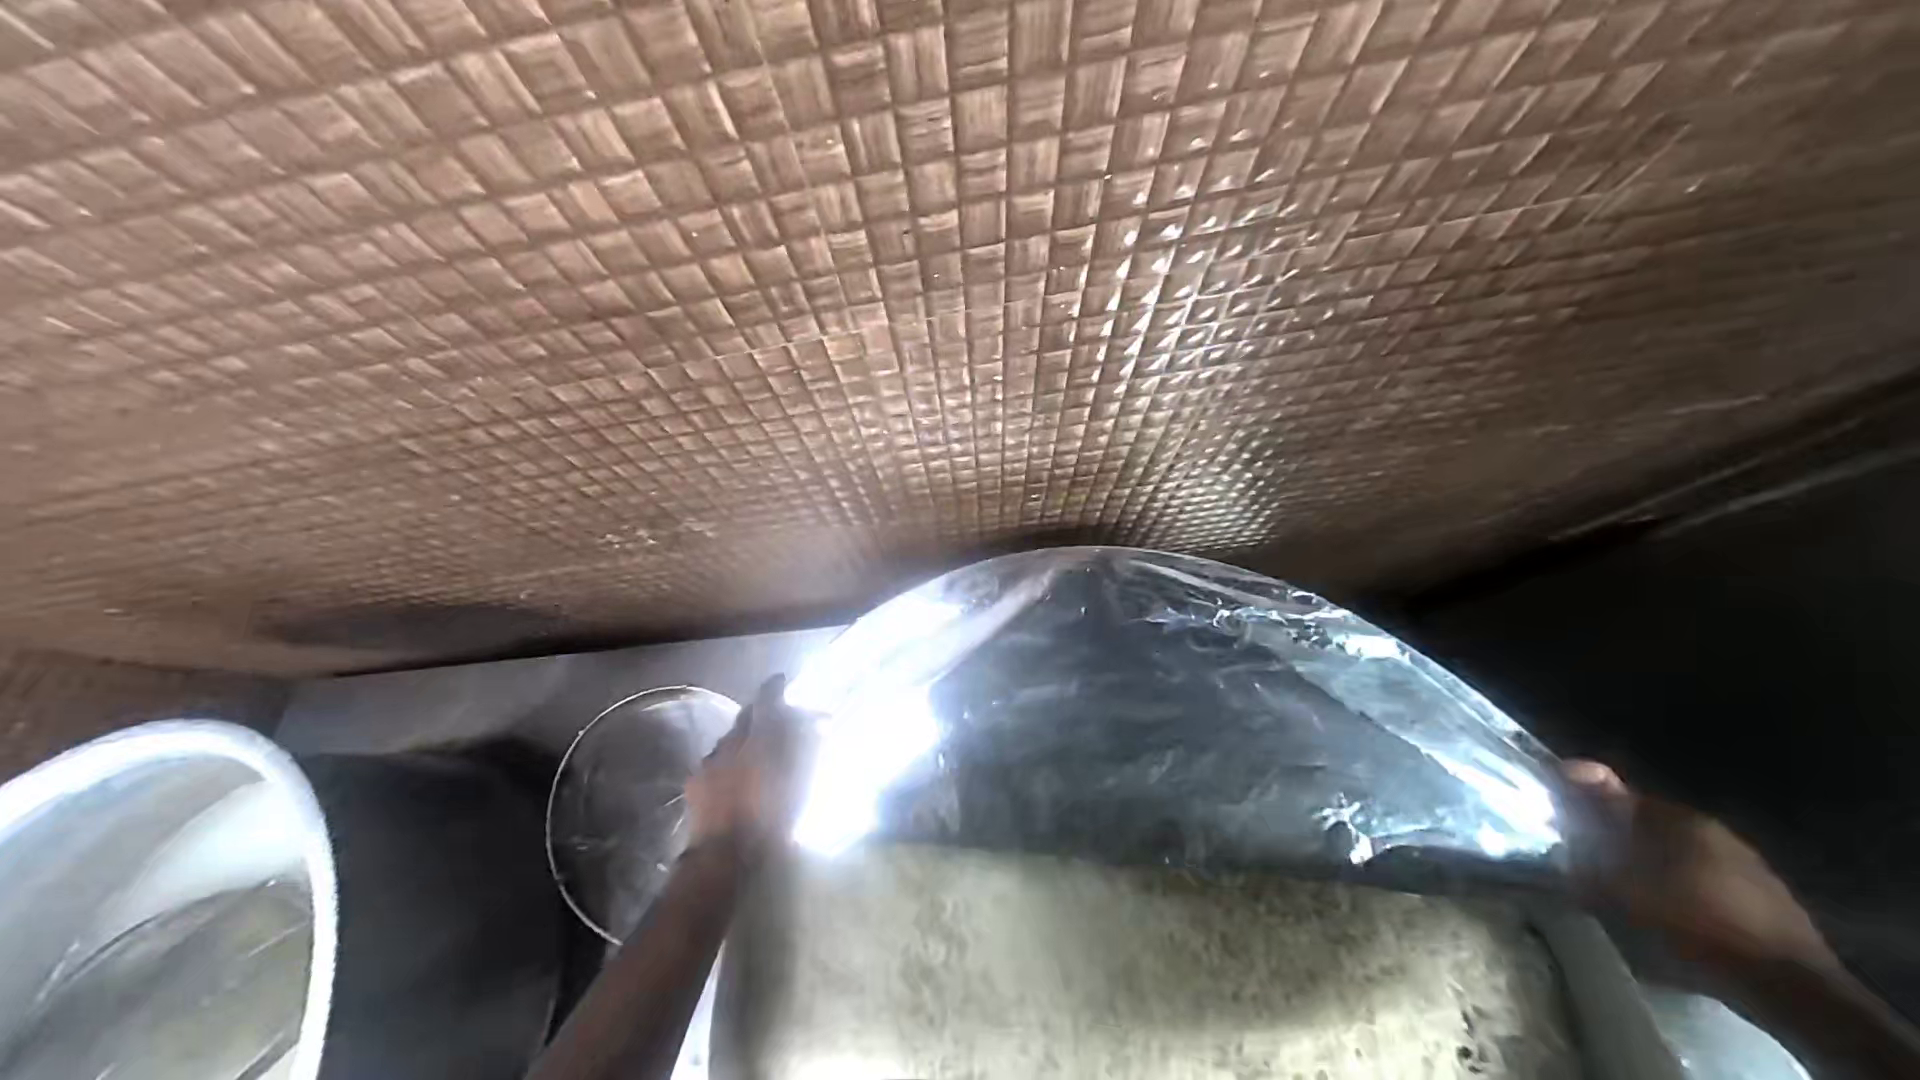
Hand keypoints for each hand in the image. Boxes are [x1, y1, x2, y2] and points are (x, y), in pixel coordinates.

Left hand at [684, 675, 805, 854]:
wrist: (726, 855)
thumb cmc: (773, 818)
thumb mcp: (802, 781)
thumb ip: (808, 747)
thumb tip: (817, 724)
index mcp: (761, 737)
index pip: (767, 698)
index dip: (775, 687)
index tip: (782, 681)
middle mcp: (733, 741)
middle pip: (746, 716)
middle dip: (761, 714)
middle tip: (775, 720)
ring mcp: (710, 761)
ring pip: (729, 739)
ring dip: (743, 739)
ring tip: (755, 753)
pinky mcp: (695, 782)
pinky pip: (714, 761)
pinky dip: (727, 761)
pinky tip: (733, 778)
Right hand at [1561, 759, 1836, 976]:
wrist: (1790, 988)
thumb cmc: (1693, 924)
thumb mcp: (1621, 890)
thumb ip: (1583, 858)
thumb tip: (1557, 844)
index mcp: (1678, 817)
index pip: (1613, 791)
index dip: (1579, 796)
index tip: (1554, 806)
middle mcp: (1713, 828)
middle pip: (1644, 819)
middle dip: (1611, 830)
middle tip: (1580, 849)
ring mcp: (1746, 863)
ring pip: (1674, 848)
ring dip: (1643, 857)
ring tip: (1617, 880)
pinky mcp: (1766, 896)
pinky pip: (1701, 875)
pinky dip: (1675, 881)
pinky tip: (1662, 905)